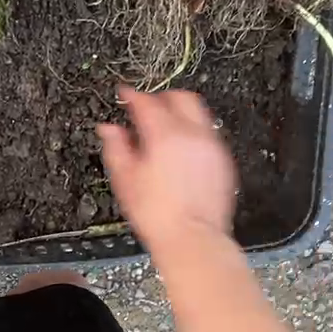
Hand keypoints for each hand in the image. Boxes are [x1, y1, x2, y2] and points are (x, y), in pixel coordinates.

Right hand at [96, 87, 238, 257]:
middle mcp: (193, 135)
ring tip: (164, 127)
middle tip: (146, 107)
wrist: (191, 237)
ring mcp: (212, 146)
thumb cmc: (157, 214)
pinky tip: (180, 149)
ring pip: (198, 113)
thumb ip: (116, 147)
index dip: (132, 95)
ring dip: (180, 113)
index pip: (147, 102)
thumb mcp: (125, 179)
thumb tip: (109, 129)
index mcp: (165, 136)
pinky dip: (193, 133)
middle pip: (181, 97)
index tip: (125, 94)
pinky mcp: (223, 160)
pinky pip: (208, 134)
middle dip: (161, 97)